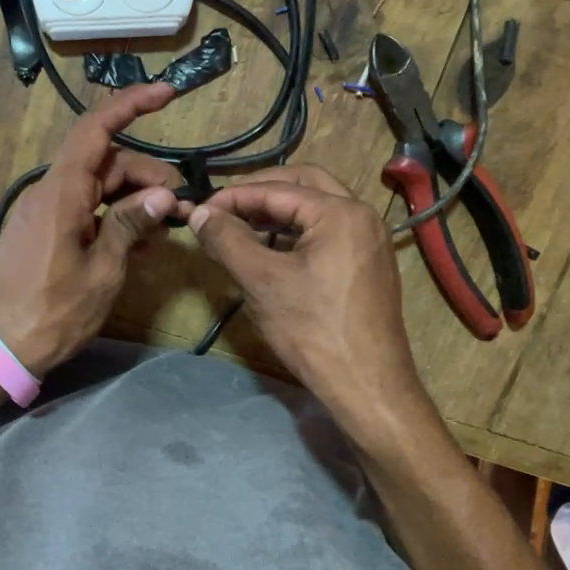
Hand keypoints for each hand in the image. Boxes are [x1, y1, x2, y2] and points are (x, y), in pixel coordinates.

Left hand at [0, 83, 182, 372]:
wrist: (0, 345)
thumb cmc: (53, 312)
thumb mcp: (102, 272)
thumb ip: (129, 227)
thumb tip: (162, 197)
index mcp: (62, 193)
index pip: (96, 129)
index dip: (131, 105)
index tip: (167, 94)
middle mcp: (50, 193)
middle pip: (105, 163)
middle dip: (146, 177)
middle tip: (177, 211)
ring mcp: (44, 213)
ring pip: (96, 187)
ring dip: (132, 201)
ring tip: (161, 233)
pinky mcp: (43, 232)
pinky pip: (83, 210)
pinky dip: (111, 217)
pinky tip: (135, 244)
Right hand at [188, 166, 423, 421]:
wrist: (366, 383)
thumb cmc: (312, 330)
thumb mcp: (262, 282)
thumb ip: (228, 241)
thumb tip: (200, 213)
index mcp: (341, 213)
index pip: (278, 189)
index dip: (234, 196)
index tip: (201, 209)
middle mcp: (362, 217)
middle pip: (305, 186)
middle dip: (261, 193)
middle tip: (224, 207)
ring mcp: (370, 243)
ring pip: (318, 211)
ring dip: (278, 213)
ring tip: (240, 229)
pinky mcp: (367, 268)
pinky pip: (328, 235)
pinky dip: (296, 235)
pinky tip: (270, 254)